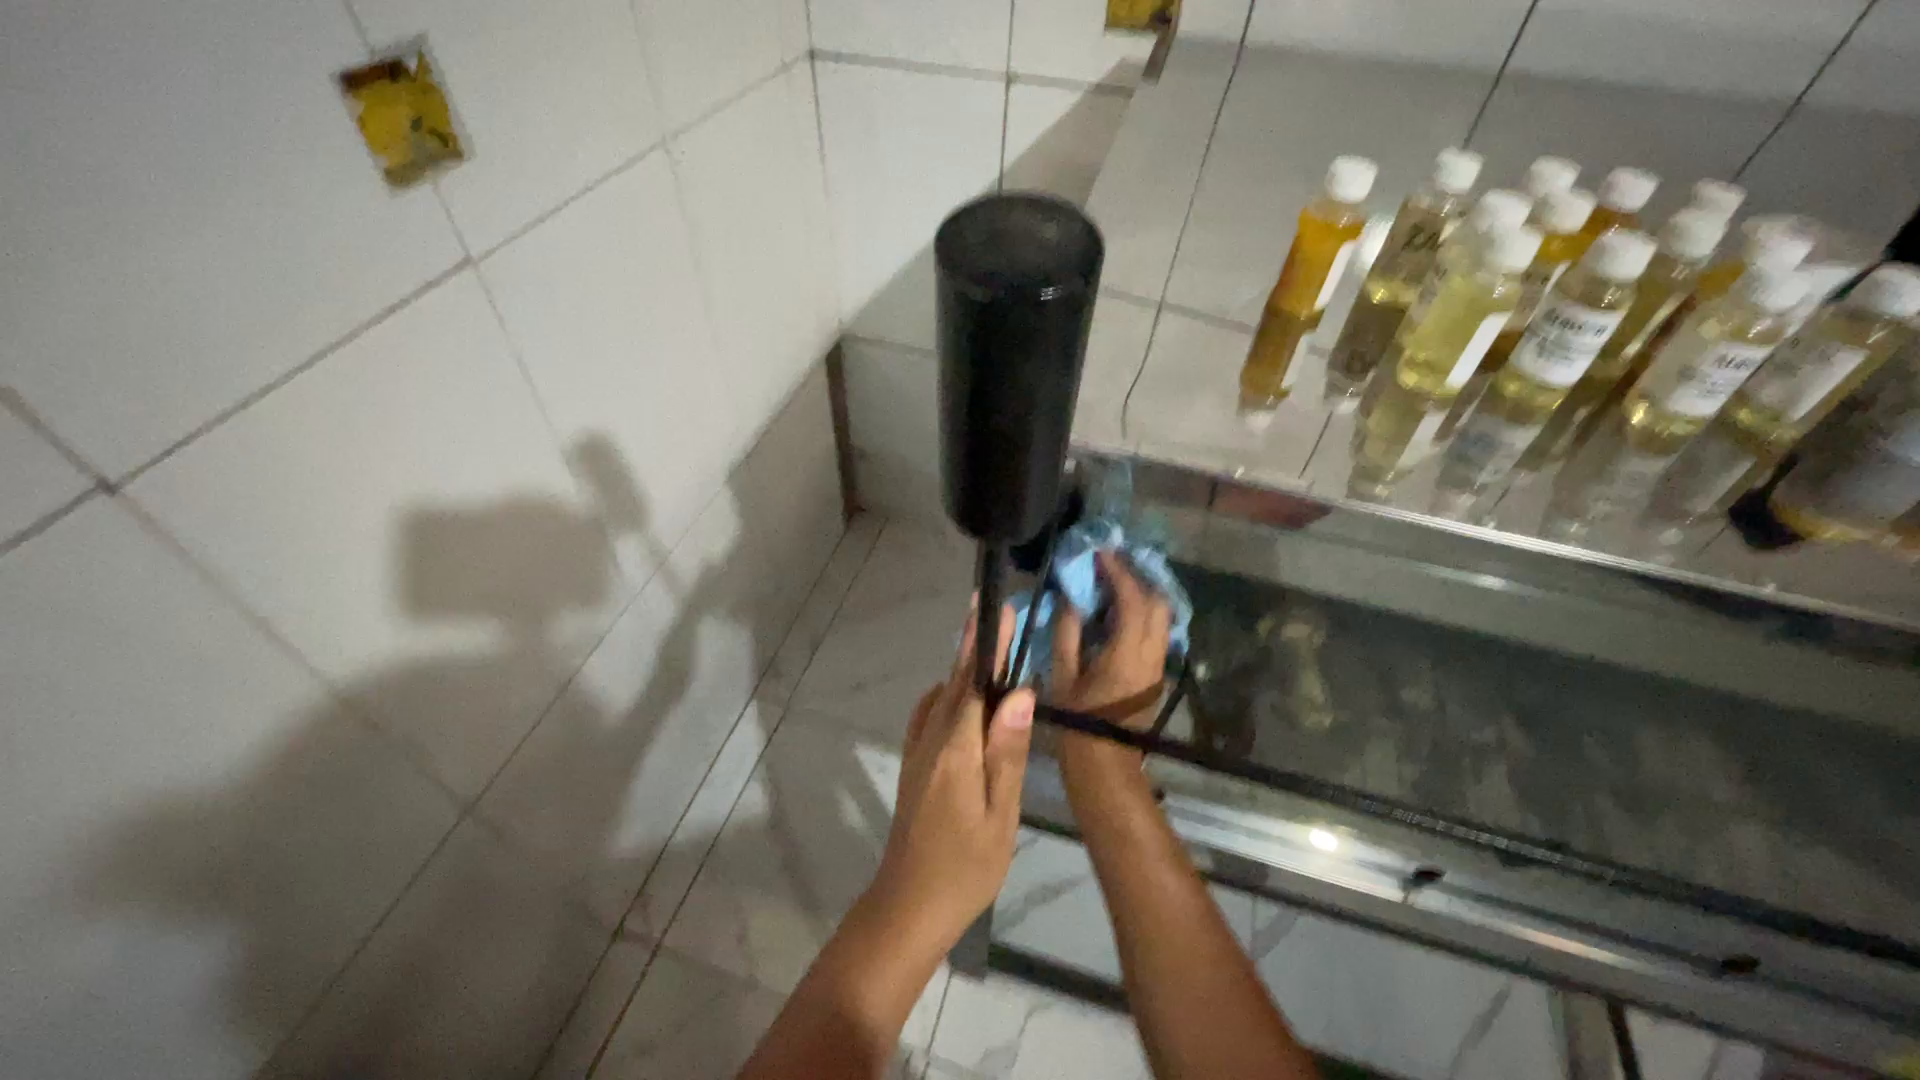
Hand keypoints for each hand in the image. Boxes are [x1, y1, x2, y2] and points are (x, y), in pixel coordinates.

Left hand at [865, 604, 1034, 952]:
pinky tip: (960, 698)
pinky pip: (929, 716)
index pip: (974, 684)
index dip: (987, 646)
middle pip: (954, 684)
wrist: (908, 905)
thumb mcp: (999, 816)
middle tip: (993, 610)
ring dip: (961, 667)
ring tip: (985, 644)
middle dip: (973, 645)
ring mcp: (917, 754)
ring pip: (941, 698)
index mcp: (955, 751)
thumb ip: (1006, 753)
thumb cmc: (965, 868)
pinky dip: (947, 694)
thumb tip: (1020, 694)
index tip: (998, 610)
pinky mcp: (913, 767)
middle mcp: (930, 742)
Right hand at [1050, 551, 1173, 733]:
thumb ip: (1067, 633)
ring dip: (1141, 593)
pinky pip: (1156, 630)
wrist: (1106, 767)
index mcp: (1127, 655)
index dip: (1118, 572)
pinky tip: (1116, 609)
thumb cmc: (1078, 725)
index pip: (1132, 600)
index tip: (1100, 552)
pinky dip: (1141, 611)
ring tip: (1111, 580)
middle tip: (1108, 563)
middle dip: (1136, 576)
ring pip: (1162, 616)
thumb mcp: (1063, 677)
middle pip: (1158, 602)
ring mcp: (1159, 665)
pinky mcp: (1157, 673)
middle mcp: (1152, 656)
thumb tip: (1070, 599)